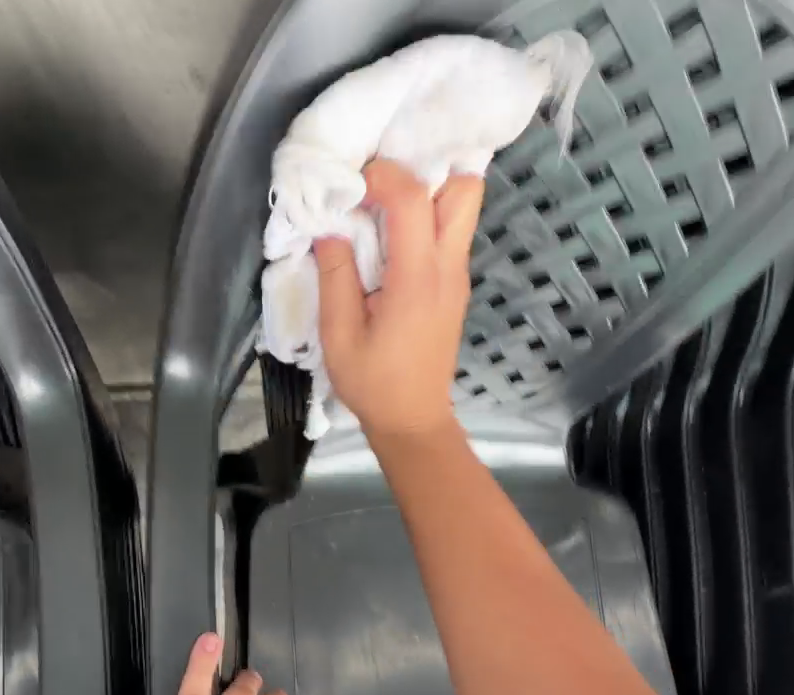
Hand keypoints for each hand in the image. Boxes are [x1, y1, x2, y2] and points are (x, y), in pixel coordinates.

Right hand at [315, 159, 483, 438]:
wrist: (412, 419)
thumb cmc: (372, 383)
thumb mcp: (339, 334)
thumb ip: (334, 276)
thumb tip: (329, 230)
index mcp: (417, 278)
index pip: (414, 198)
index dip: (382, 176)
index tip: (351, 186)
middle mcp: (448, 268)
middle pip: (464, 188)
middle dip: (425, 174)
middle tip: (383, 190)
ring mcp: (457, 277)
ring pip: (462, 208)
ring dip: (428, 196)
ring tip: (383, 212)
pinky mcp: (454, 287)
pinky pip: (450, 234)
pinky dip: (425, 222)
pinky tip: (390, 244)